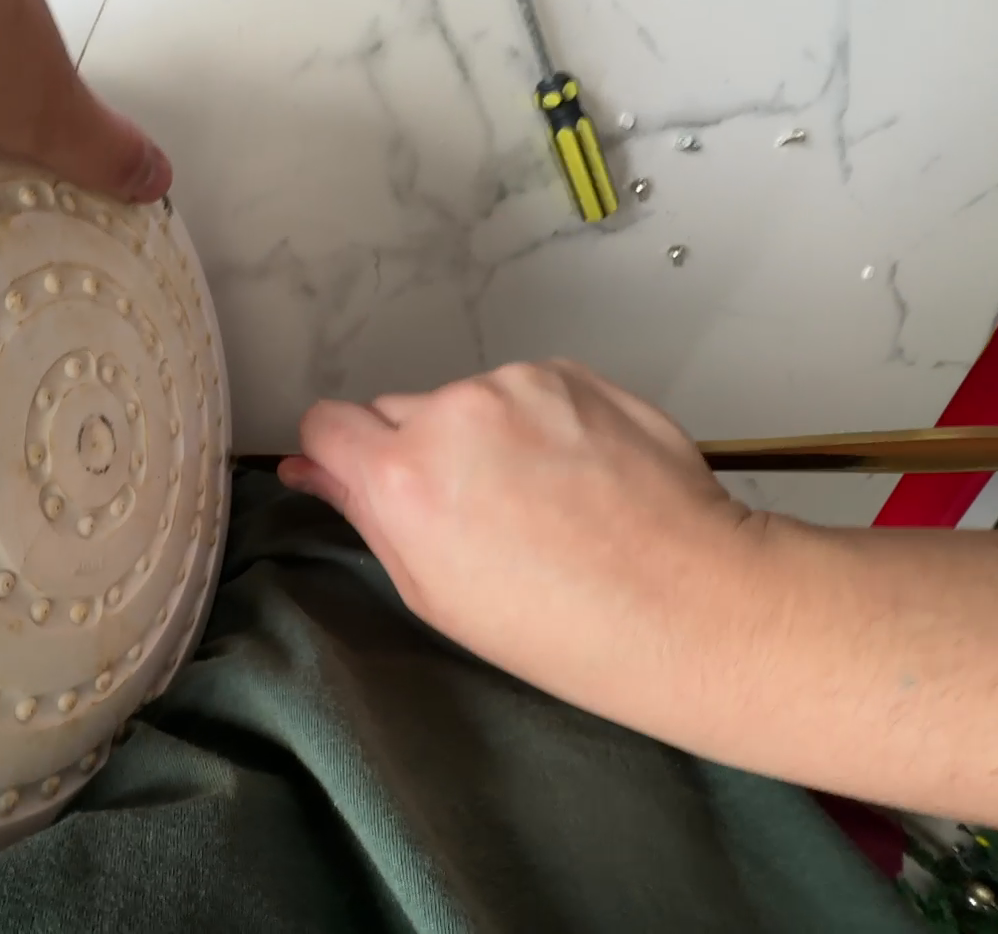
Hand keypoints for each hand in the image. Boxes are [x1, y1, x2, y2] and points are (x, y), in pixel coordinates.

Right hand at [279, 361, 763, 710]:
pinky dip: (528, 419)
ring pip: (458, 400)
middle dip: (413, 448)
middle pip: (393, 409)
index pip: (325, 422)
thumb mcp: (430, 587)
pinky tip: (572, 468)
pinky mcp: (567, 371)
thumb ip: (361, 511)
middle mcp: (450, 412)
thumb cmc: (552, 625)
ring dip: (475, 433)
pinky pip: (517, 388)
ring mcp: (515, 384)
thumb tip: (307, 468)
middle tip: (468, 505)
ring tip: (535, 491)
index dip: (341, 455)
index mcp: (402, 475)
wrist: (690, 606)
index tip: (369, 481)